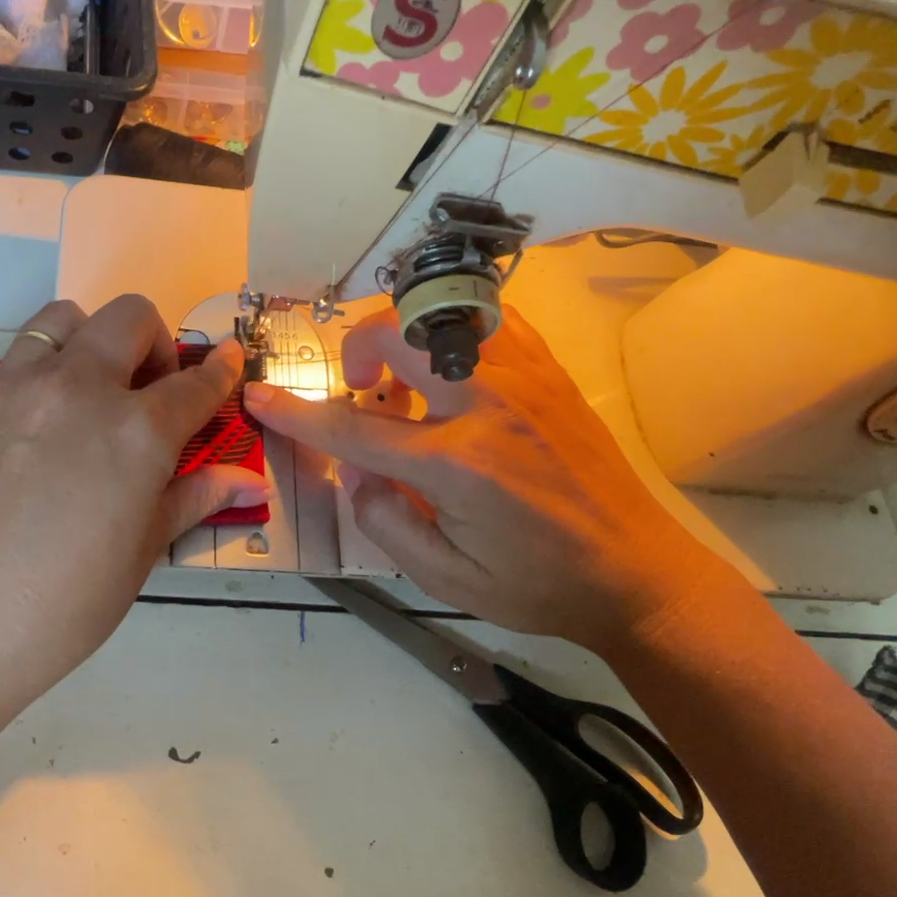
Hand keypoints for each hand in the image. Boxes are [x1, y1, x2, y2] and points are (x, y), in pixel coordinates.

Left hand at [0, 296, 268, 683]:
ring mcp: (23, 387)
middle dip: (158, 345)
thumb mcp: (145, 550)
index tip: (228, 361)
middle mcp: (82, 388)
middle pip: (132, 320)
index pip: (194, 384)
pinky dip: (51, 363)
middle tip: (154, 395)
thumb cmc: (69, 602)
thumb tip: (251, 483)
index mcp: (137, 431)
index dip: (220, 372)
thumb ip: (195, 497)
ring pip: (68, 318)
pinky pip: (24, 353)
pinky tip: (51, 420)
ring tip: (98, 394)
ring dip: (97, 340)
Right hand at [243, 306, 730, 651]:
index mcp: (459, 465)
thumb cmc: (537, 586)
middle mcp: (491, 405)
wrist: (637, 573)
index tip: (259, 397)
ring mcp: (527, 380)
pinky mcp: (552, 374)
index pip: (355, 428)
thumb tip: (355, 468)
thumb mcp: (445, 578)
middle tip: (363, 390)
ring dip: (409, 333)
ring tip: (408, 378)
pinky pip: (493, 318)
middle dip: (359, 350)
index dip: (296, 413)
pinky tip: (454, 371)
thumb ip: (383, 519)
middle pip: (401, 333)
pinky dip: (456, 329)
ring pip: (448, 310)